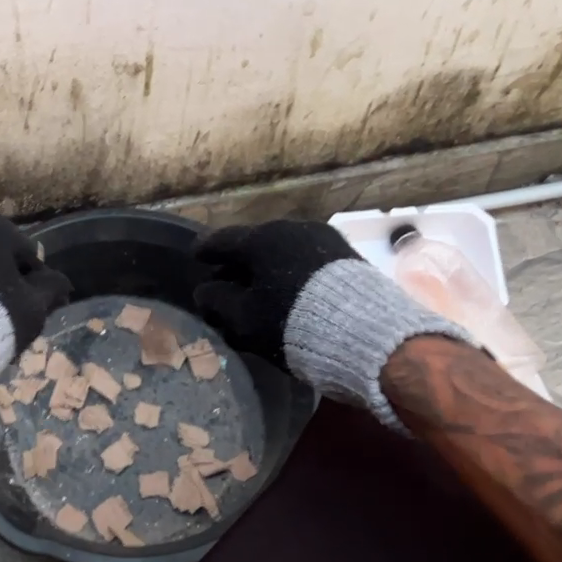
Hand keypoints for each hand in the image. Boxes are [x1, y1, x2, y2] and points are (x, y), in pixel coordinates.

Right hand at [190, 221, 359, 366]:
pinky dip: (291, 272)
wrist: (365, 333)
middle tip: (228, 282)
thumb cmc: (291, 322)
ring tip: (262, 290)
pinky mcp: (346, 255)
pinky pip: (306, 259)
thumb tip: (205, 290)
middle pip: (254, 244)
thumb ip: (217, 301)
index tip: (196, 258)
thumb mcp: (243, 319)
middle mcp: (290, 228)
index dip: (205, 251)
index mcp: (260, 238)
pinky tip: (291, 292)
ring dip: (268, 268)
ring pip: (282, 250)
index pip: (221, 240)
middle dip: (239, 263)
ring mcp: (322, 239)